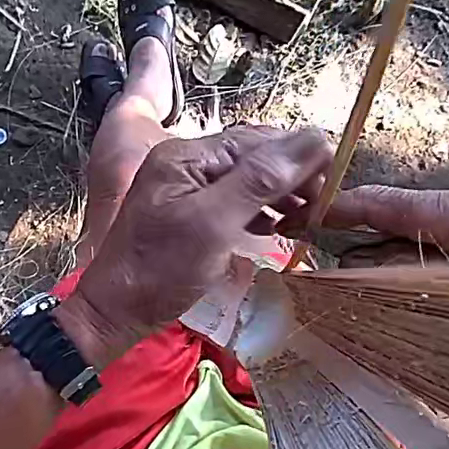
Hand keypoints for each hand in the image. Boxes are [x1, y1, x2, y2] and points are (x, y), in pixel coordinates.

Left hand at [57, 124, 333, 364]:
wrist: (116, 312)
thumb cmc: (159, 270)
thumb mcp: (213, 223)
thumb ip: (260, 179)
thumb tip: (316, 137)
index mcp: (185, 155)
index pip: (259, 141)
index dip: (301, 159)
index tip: (332, 190)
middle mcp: (184, 163)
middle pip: (254, 157)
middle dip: (292, 178)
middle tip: (319, 212)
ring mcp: (184, 189)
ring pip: (246, 180)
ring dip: (278, 196)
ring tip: (303, 223)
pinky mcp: (188, 215)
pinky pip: (233, 202)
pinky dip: (258, 212)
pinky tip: (275, 230)